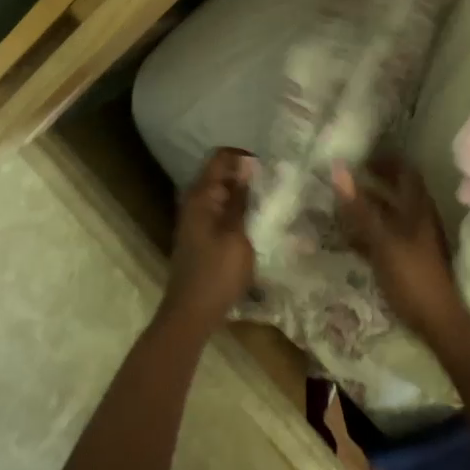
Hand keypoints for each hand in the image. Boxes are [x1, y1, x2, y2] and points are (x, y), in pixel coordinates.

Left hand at [161, 147, 256, 329]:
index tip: (270, 168)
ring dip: (244, 194)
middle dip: (247, 175)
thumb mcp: (237, 234)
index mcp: (201, 196)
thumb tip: (248, 167)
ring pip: (222, 193)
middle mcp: (194, 201)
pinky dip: (237, 210)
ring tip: (272, 202)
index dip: (245, 157)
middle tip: (277, 184)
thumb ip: (242, 199)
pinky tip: (258, 222)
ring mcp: (196, 219)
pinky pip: (221, 211)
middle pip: (221, 174)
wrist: (191, 313)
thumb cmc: (217, 273)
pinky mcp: (201, 235)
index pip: (221, 157)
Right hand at [333, 157, 469, 344]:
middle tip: (342, 180)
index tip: (358, 157)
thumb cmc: (412, 276)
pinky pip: (383, 239)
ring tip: (337, 206)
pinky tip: (346, 239)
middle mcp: (418, 219)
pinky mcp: (406, 262)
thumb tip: (338, 169)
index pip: (404, 171)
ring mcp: (413, 241)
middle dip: (370, 184)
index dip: (384, 160)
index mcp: (418, 208)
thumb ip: (359, 207)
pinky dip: (366, 234)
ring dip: (365, 209)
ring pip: (387, 216)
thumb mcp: (383, 240)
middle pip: (395, 192)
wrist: (438, 321)